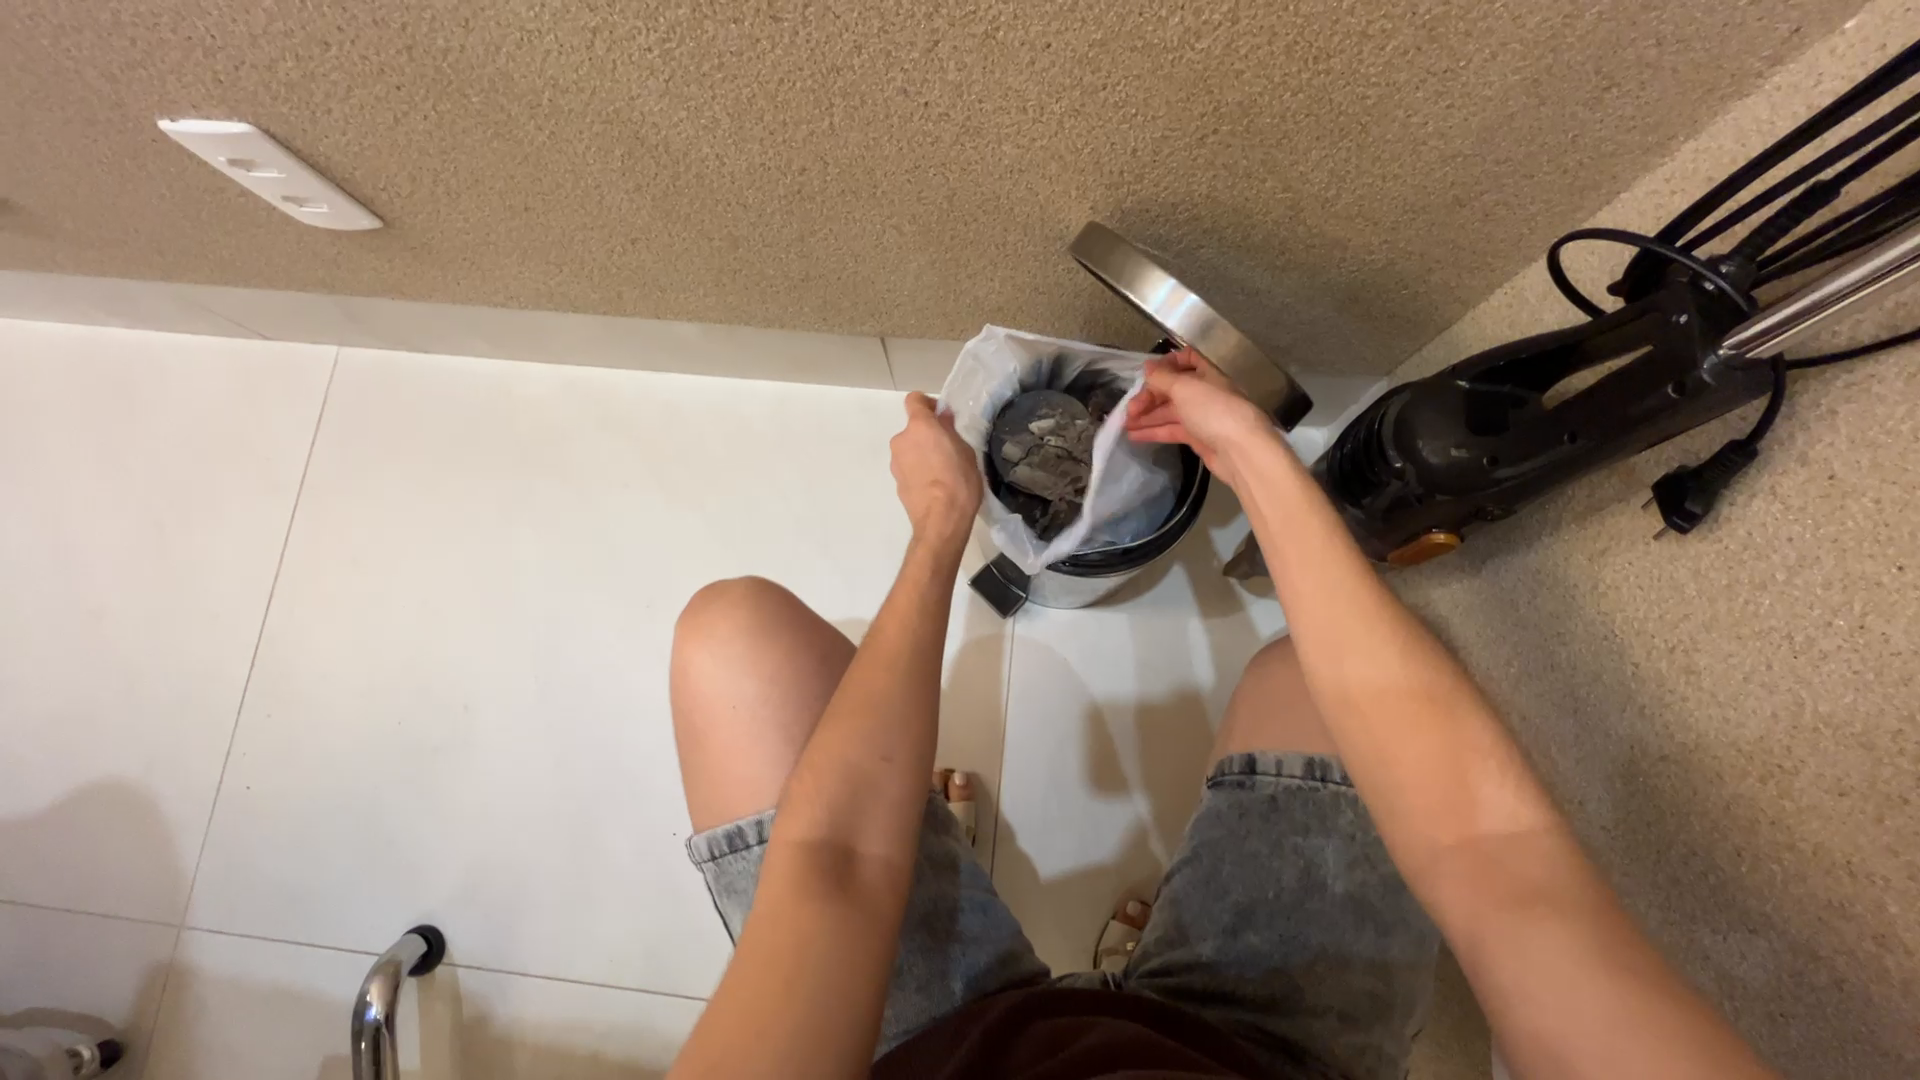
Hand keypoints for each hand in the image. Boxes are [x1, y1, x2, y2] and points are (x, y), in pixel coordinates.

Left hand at [891, 392, 982, 546]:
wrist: (941, 520)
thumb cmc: (959, 481)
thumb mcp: (965, 451)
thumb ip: (950, 430)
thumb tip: (943, 418)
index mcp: (919, 427)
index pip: (915, 400)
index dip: (928, 404)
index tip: (941, 416)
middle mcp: (901, 441)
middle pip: (913, 429)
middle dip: (928, 434)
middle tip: (948, 448)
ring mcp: (896, 463)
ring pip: (910, 449)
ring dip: (922, 453)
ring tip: (942, 470)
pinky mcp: (896, 482)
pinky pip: (908, 468)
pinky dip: (918, 470)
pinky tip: (934, 485)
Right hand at [1125, 347, 1279, 490]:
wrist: (1239, 450)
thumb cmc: (1213, 410)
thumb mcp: (1183, 387)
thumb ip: (1162, 377)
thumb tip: (1148, 367)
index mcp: (1207, 373)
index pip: (1187, 359)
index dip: (1166, 363)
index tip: (1146, 374)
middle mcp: (1204, 392)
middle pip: (1172, 388)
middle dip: (1149, 396)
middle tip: (1130, 410)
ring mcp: (1201, 415)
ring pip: (1169, 411)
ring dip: (1147, 416)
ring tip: (1125, 424)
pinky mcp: (1197, 437)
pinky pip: (1171, 430)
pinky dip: (1153, 431)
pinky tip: (1134, 435)